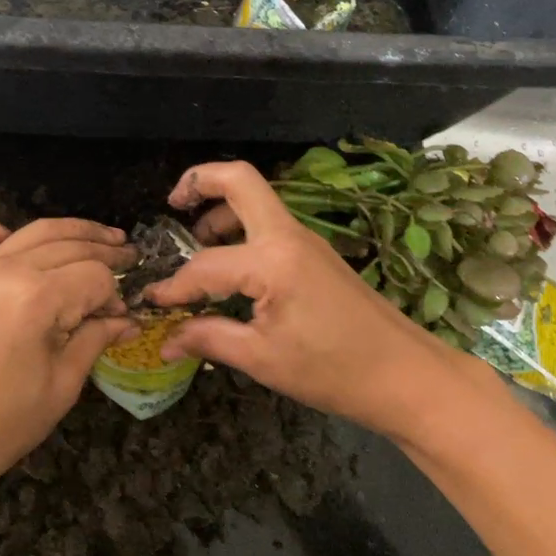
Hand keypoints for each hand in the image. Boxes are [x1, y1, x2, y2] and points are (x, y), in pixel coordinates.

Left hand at [0, 208, 136, 507]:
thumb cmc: (0, 426)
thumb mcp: (61, 387)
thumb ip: (95, 339)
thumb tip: (127, 319)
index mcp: (37, 297)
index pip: (95, 276)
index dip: (115, 295)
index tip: (121, 319)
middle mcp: (8, 268)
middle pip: (70, 245)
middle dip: (106, 253)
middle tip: (131, 260)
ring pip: (35, 231)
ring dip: (73, 231)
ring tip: (104, 238)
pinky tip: (7, 235)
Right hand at [143, 161, 454, 435]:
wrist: (406, 375)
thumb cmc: (333, 371)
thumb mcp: (263, 360)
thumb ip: (209, 338)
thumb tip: (164, 341)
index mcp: (273, 260)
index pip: (206, 264)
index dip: (174, 286)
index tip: (150, 302)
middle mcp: (288, 235)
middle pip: (240, 180)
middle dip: (200, 181)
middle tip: (172, 205)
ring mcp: (306, 240)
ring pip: (256, 199)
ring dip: (221, 207)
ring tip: (195, 238)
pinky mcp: (315, 253)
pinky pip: (269, 224)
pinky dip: (241, 230)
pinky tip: (228, 266)